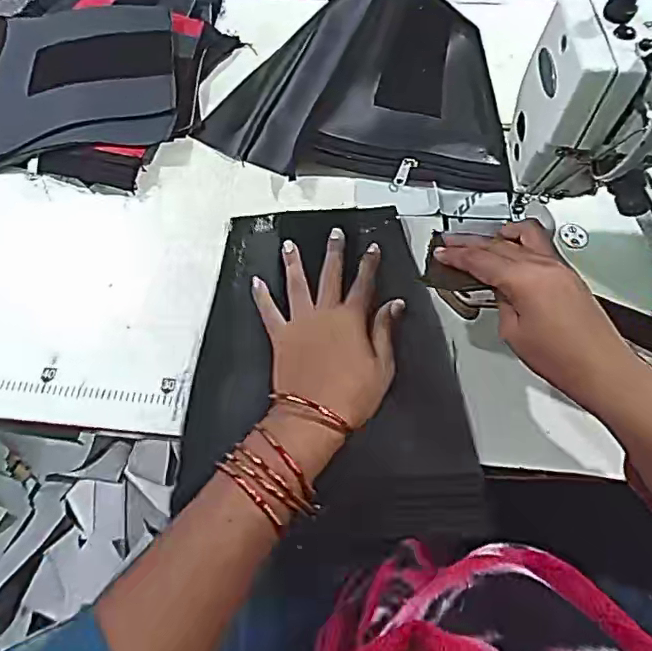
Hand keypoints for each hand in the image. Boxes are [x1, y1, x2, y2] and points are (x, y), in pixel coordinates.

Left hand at [252, 228, 400, 430]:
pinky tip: (256, 281)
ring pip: (297, 284)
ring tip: (290, 245)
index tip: (371, 248)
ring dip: (294, 263)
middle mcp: (324, 314)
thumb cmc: (352, 396)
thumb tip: (394, 305)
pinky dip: (261, 296)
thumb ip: (386, 330)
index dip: (369, 264)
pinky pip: (268, 310)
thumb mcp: (383, 366)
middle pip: (330, 275)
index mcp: (351, 319)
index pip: (363, 284)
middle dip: (334, 252)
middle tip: (334, 234)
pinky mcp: (280, 336)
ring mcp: (300, 322)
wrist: (315, 416)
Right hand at [432, 220, 643, 402]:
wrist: (605, 372)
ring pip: (522, 235)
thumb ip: (500, 302)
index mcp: (525, 279)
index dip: (456, 255)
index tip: (442, 253)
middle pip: (497, 243)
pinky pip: (540, 246)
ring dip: (497, 235)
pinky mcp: (570, 275)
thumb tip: (498, 290)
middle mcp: (545, 266)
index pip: (480, 258)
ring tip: (481, 241)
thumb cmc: (567, 360)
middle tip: (451, 245)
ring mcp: (561, 268)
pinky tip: (511, 251)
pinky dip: (520, 243)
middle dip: (470, 243)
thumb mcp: (513, 333)